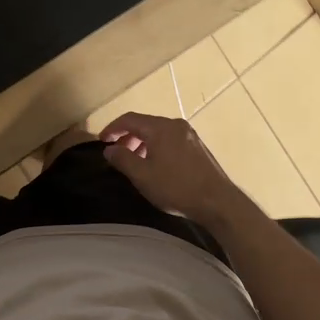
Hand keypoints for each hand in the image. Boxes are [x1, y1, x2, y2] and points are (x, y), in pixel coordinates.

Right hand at [98, 112, 252, 228]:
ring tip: (135, 163)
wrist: (217, 201)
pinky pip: (170, 140)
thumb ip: (123, 159)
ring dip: (143, 144)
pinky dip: (157, 147)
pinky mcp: (197, 146)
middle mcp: (175, 125)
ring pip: (158, 133)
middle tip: (117, 154)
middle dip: (128, 137)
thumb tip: (110, 148)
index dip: (112, 128)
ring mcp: (189, 134)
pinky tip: (156, 166)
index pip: (130, 119)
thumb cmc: (176, 187)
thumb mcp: (143, 176)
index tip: (101, 141)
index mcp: (160, 127)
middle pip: (145, 124)